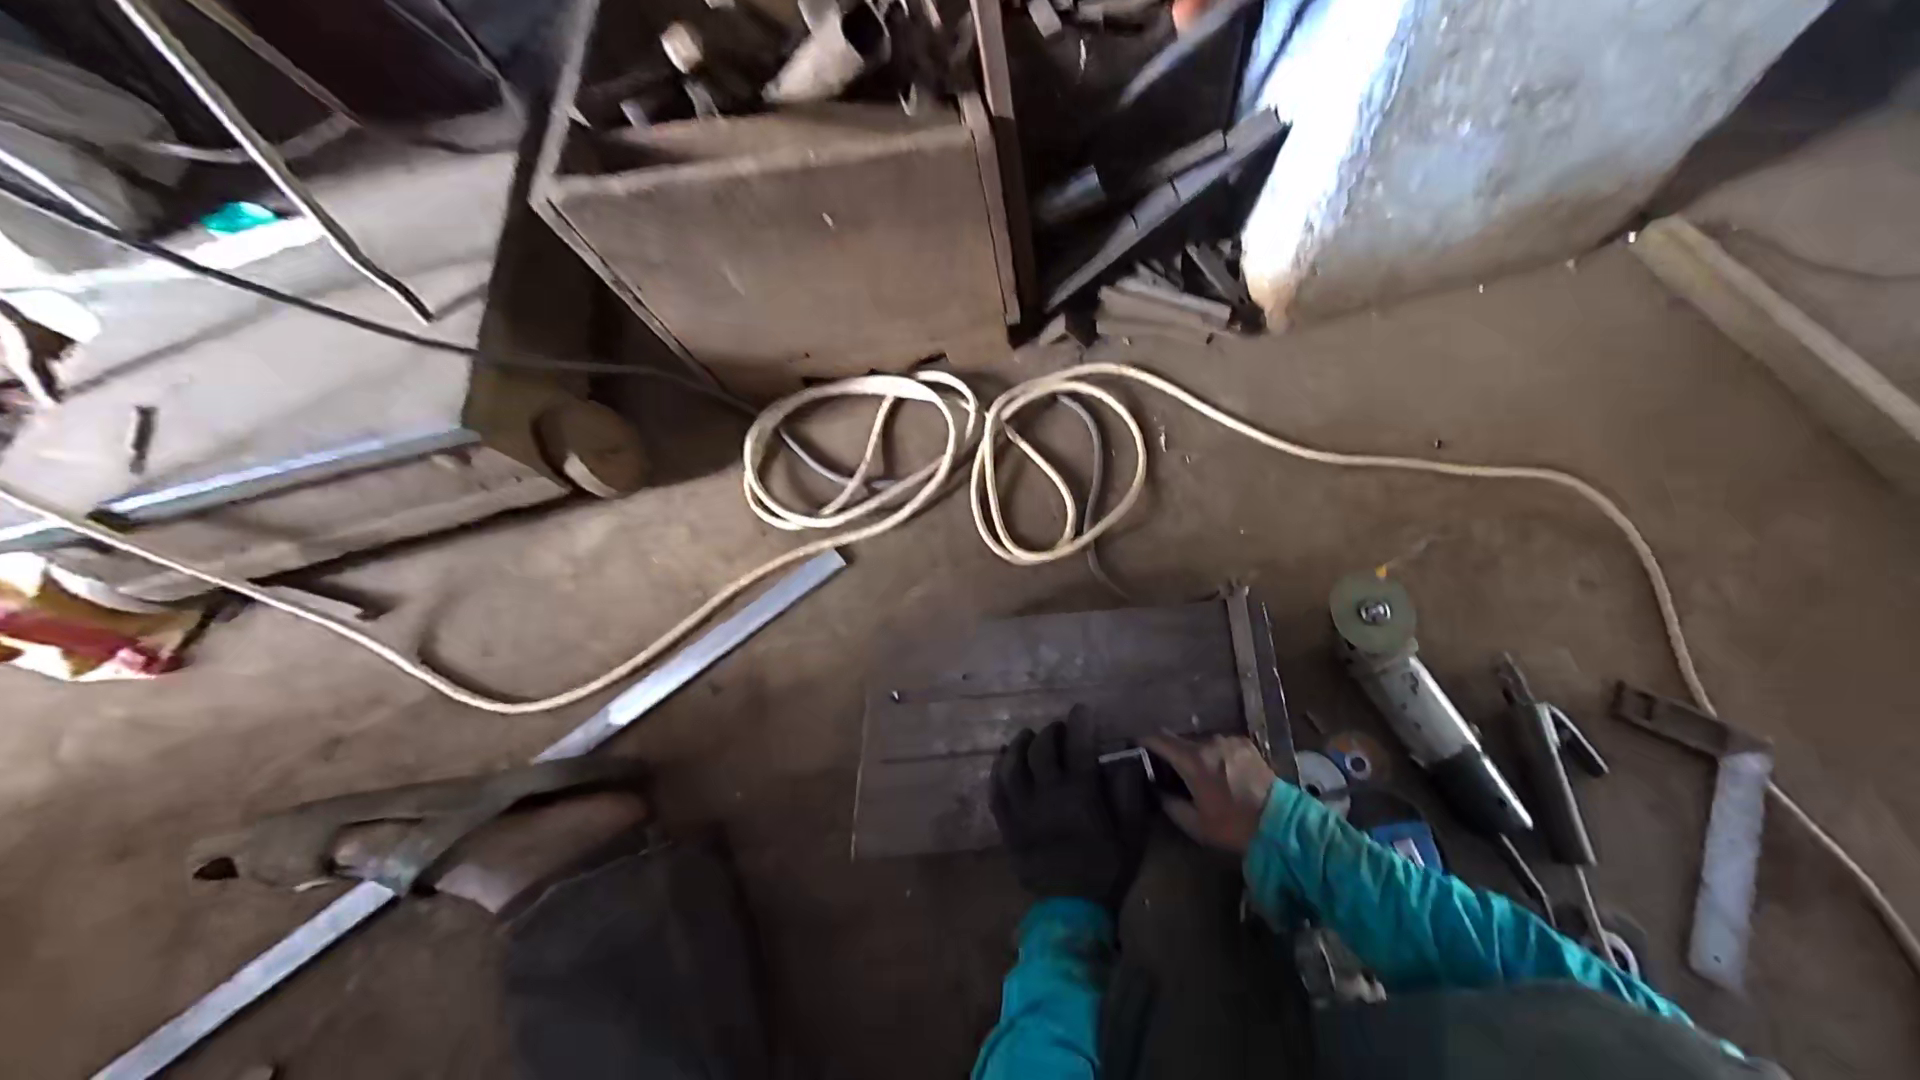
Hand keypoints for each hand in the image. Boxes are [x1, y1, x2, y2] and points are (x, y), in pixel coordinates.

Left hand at [991, 710, 1150, 908]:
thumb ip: (1131, 792)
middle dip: (1049, 732)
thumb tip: (1127, 757)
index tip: (1081, 709)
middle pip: (1040, 750)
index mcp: (1079, 794)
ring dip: (1018, 745)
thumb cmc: (1107, 869)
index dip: (1080, 722)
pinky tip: (1002, 760)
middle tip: (1057, 728)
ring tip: (1026, 736)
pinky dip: (997, 770)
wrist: (1073, 909)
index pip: (1078, 745)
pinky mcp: (1006, 825)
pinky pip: (995, 790)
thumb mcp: (1132, 832)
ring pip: (1012, 765)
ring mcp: (1021, 809)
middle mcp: (1046, 794)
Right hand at [1140, 734, 1277, 854]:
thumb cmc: (1234, 826)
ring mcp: (1229, 740)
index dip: (1144, 740)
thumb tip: (1155, 789)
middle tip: (1169, 771)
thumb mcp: (1195, 824)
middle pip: (1180, 740)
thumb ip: (1169, 803)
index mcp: (1193, 759)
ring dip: (1195, 754)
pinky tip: (1221, 771)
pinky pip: (1220, 744)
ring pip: (1201, 742)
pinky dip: (1214, 754)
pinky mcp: (1246, 744)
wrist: (1282, 825)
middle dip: (1172, 753)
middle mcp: (1209, 742)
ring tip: (1198, 773)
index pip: (1158, 739)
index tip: (1135, 745)